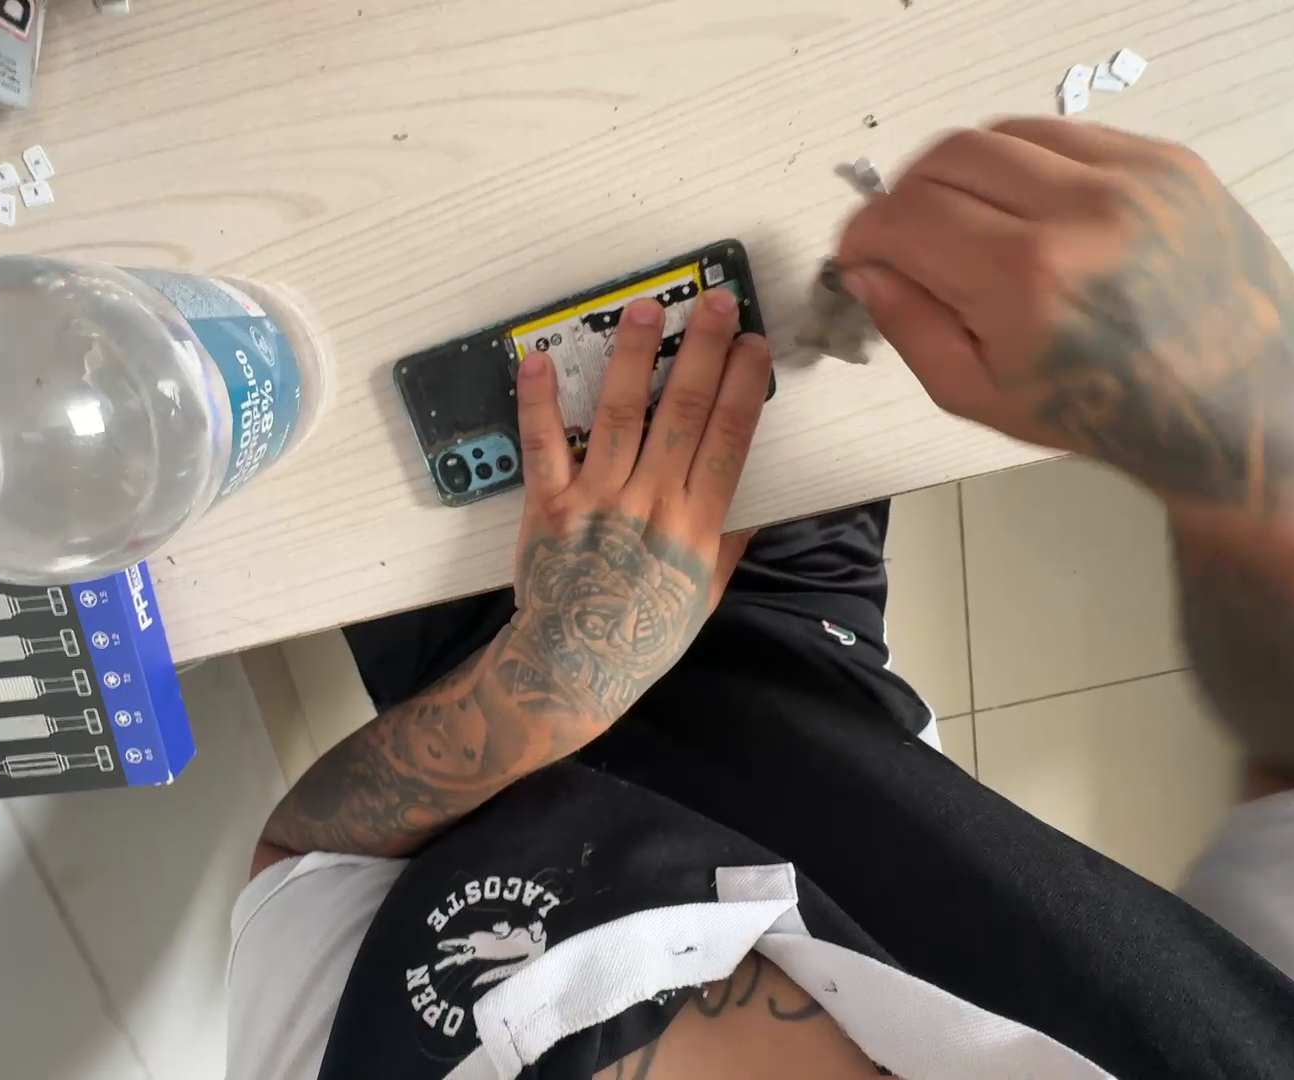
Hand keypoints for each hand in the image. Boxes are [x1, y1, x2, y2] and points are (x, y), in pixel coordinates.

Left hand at [504, 289, 771, 724]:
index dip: (745, 388)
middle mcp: (649, 502)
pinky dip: (538, 402)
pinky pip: (542, 445)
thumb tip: (754, 501)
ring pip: (621, 416)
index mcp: (694, 525)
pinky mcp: (548, 503)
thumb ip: (727, 544)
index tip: (755, 346)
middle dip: (704, 353)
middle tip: (716, 303)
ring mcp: (596, 499)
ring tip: (646, 309)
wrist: (572, 664)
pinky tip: (538, 360)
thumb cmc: (641, 635)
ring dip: (635, 358)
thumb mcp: (702, 596)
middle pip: (684, 414)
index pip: (729, 441)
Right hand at [837, 119, 1293, 510]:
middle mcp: (1079, 207)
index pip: (905, 216)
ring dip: (950, 177)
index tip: (855, 257)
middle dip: (898, 200)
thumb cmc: (1091, 410)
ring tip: (951, 226)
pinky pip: (1055, 136)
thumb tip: (864, 271)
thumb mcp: (969, 391)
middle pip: (943, 159)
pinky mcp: (1164, 159)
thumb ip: (906, 324)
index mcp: (1023, 277)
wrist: (1232, 399)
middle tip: (896, 243)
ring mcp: (1132, 173)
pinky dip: (1010, 166)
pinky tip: (1010, 212)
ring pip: (996, 136)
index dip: (862, 234)